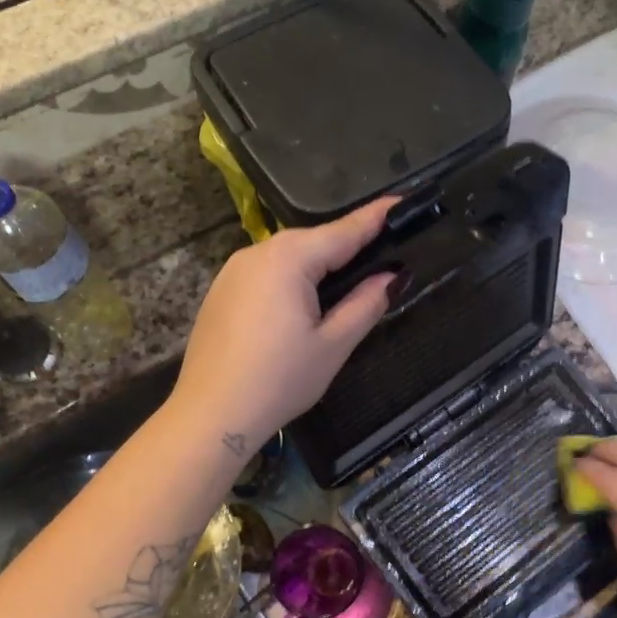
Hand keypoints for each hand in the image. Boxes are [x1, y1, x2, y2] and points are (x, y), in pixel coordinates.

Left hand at [174, 198, 396, 445]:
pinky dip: (293, 278)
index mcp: (289, 259)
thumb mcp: (333, 345)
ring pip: (289, 256)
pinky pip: (268, 272)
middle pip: (314, 240)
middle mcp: (257, 252)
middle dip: (348, 246)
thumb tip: (391, 276)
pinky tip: (305, 304)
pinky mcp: (222, 291)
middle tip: (385, 256)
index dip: (377, 217)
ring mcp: (234, 270)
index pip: (344, 230)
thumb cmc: (279, 380)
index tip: (404, 202)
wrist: (211, 415)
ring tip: (350, 284)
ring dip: (319, 265)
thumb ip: (366, 304)